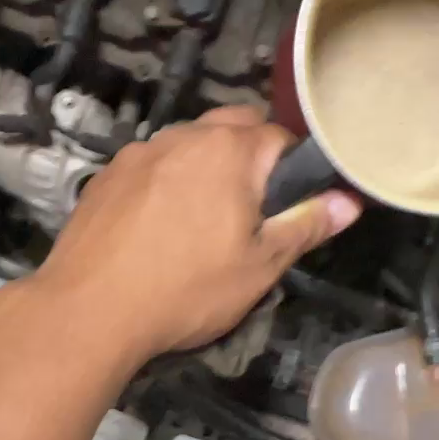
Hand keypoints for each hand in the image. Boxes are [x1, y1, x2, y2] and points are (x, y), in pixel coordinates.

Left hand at [24, 106, 361, 360]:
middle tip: (248, 212)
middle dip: (248, 157)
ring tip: (199, 221)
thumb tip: (350, 200)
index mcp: (228, 150)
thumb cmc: (186, 290)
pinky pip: (149, 167)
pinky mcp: (104, 177)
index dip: (292, 169)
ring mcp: (137, 153)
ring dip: (203, 168)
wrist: (89, 311)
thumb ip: (305, 226)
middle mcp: (182, 137)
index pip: (279, 137)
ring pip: (186, 145)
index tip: (288, 206)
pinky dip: (163, 184)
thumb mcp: (259, 267)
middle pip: (230, 128)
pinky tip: (155, 227)